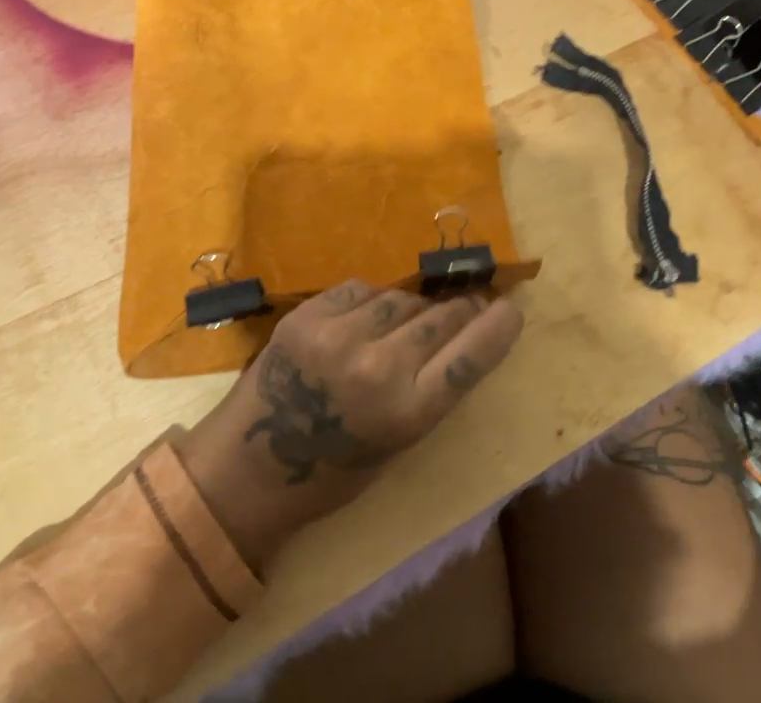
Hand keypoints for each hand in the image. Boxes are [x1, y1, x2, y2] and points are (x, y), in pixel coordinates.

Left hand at [176, 280, 524, 568]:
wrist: (250, 467)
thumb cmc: (334, 471)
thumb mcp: (398, 443)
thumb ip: (431, 390)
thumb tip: (462, 336)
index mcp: (407, 414)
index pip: (470, 357)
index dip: (496, 328)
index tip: (510, 309)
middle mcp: (377, 368)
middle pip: (441, 319)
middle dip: (461, 311)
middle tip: (469, 306)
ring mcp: (337, 337)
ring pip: (401, 299)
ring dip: (412, 309)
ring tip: (404, 325)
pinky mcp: (305, 316)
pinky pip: (360, 288)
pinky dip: (371, 301)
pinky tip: (364, 319)